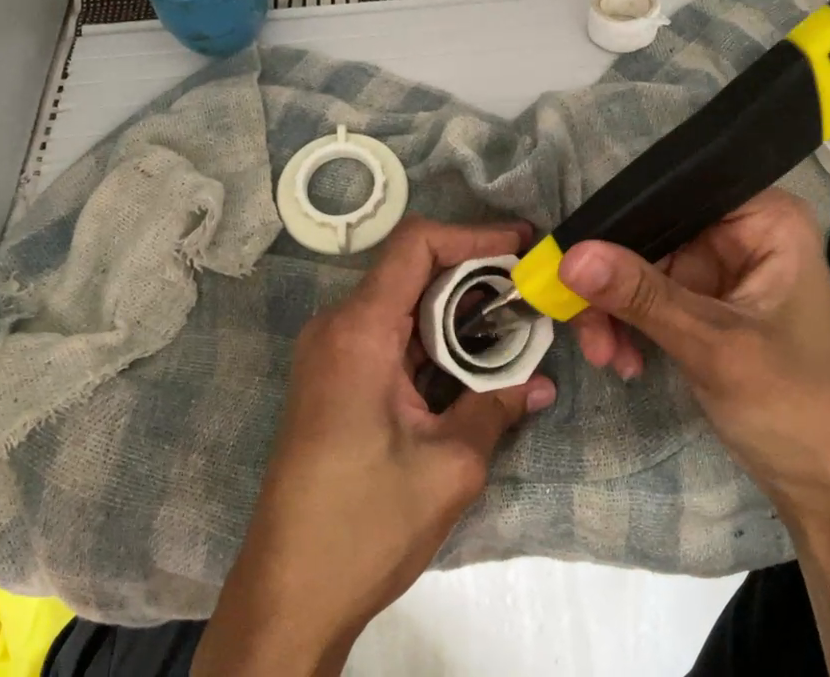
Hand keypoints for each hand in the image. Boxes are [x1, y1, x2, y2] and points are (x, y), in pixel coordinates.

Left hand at [195, 217, 556, 675]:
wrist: (289, 593)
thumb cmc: (365, 523)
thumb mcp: (449, 466)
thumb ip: (497, 408)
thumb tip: (540, 383)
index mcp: (358, 332)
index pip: (416, 246)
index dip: (473, 236)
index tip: (524, 248)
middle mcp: (337, 330)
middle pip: (411, 274)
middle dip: (474, 280)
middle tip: (531, 298)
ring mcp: (330, 357)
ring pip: (401, 308)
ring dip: (456, 316)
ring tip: (515, 333)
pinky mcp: (333, 384)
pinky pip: (388, 341)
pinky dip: (432, 344)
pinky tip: (474, 368)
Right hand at [559, 188, 829, 515]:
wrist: (822, 482)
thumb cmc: (792, 405)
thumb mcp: (712, 345)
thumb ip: (642, 296)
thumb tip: (570, 257)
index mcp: (767, 221)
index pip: (679, 193)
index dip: (623, 218)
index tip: (573, 256)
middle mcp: (743, 234)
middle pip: (651, 233)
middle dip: (612, 280)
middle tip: (580, 323)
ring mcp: (722, 270)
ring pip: (640, 268)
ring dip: (614, 311)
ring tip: (605, 357)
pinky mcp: (705, 305)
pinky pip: (647, 298)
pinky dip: (628, 327)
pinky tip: (624, 362)